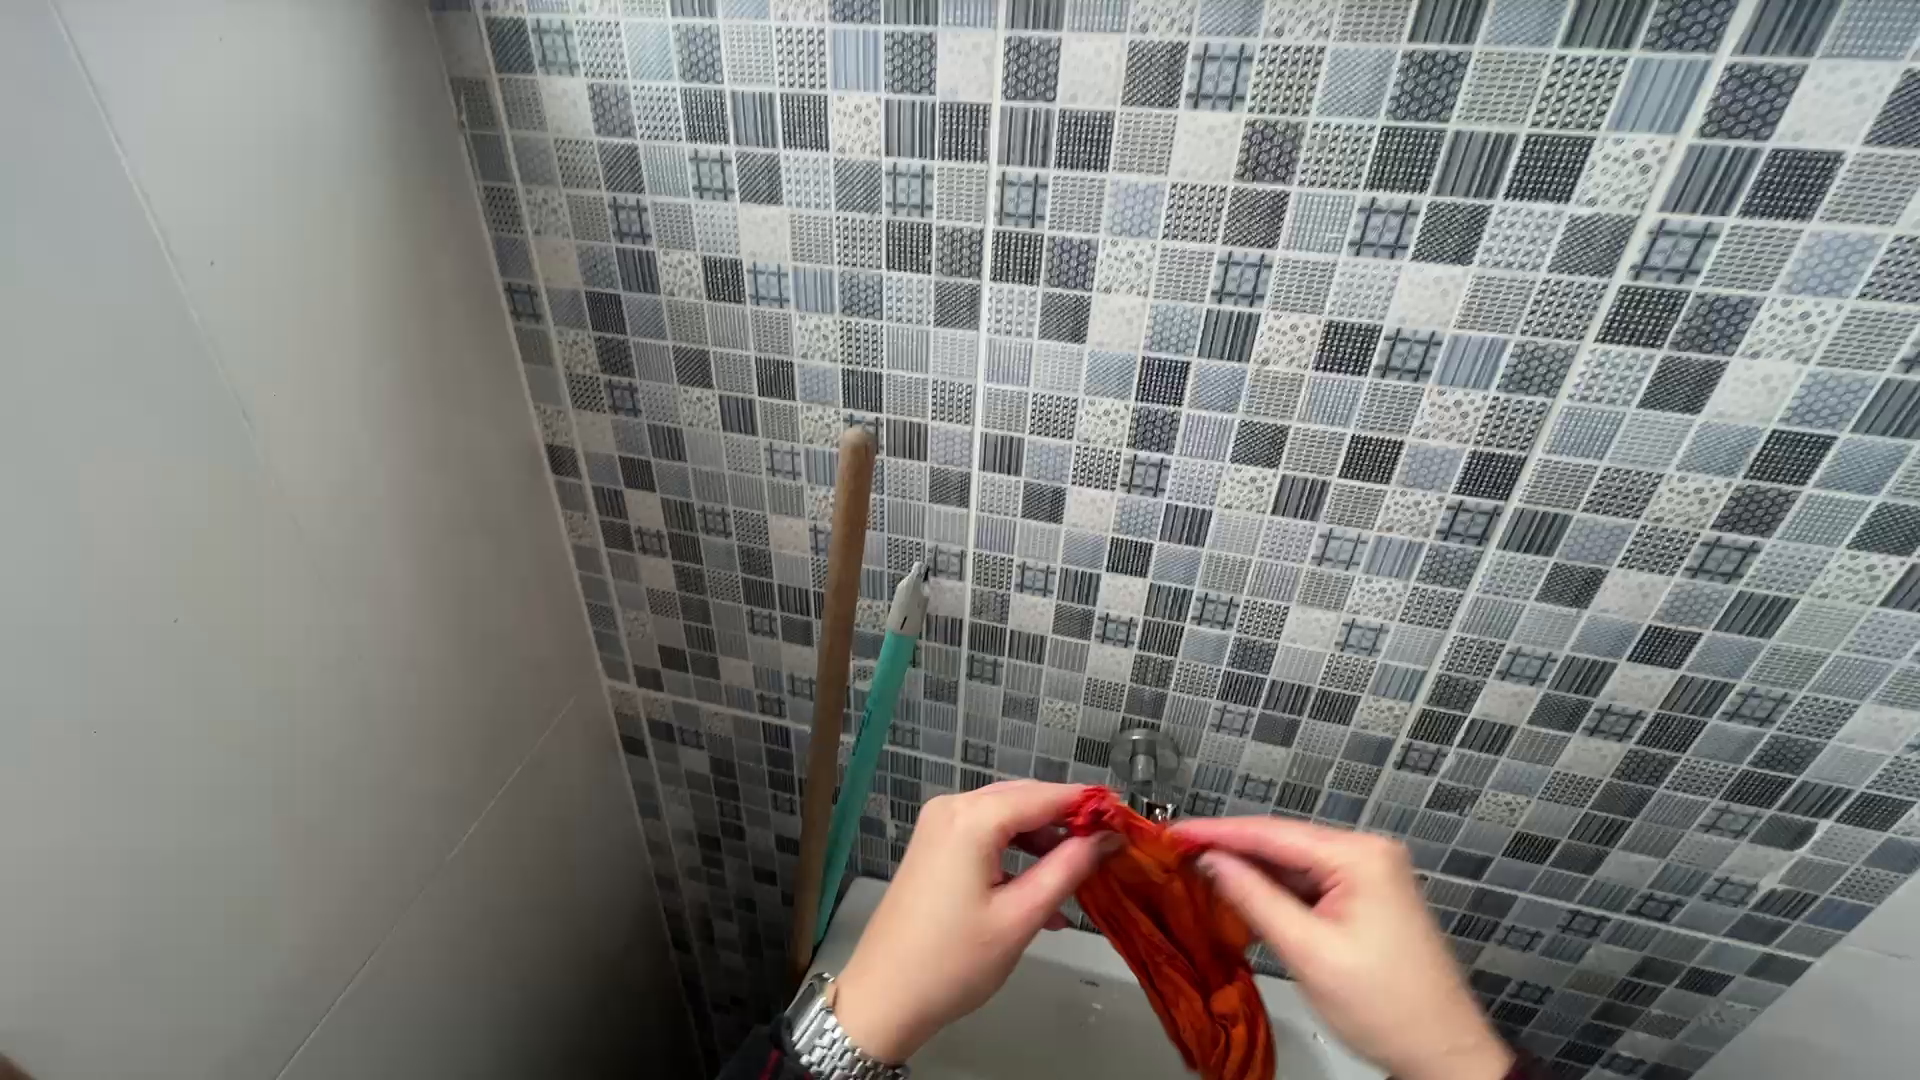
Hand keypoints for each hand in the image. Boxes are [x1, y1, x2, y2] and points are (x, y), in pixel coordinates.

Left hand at [832, 780, 1118, 1062]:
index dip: (1086, 802)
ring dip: (1041, 840)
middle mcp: (952, 807)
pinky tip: (1041, 888)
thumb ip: (1067, 870)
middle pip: (1023, 799)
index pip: (1043, 796)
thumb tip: (1106, 838)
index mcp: (972, 818)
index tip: (1123, 813)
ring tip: (1078, 874)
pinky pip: (985, 833)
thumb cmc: (953, 961)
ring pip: (1005, 816)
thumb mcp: (1020, 916)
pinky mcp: (934, 844)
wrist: (884, 995)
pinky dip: (1015, 853)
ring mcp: (938, 824)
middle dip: (1065, 820)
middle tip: (1106, 843)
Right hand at [1172, 817, 1512, 1079]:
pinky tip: (1240, 887)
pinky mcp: (1365, 892)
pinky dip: (1273, 885)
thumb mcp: (1309, 952)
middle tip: (1177, 848)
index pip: (1271, 834)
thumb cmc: (1385, 1008)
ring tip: (1197, 864)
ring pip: (1291, 859)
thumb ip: (1255, 898)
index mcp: (1359, 856)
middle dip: (1229, 847)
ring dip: (1248, 866)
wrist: (1446, 1057)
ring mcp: (1369, 871)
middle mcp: (1366, 851)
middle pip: (1281, 841)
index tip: (1172, 832)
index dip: (1216, 832)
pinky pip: (1307, 878)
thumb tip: (1209, 860)